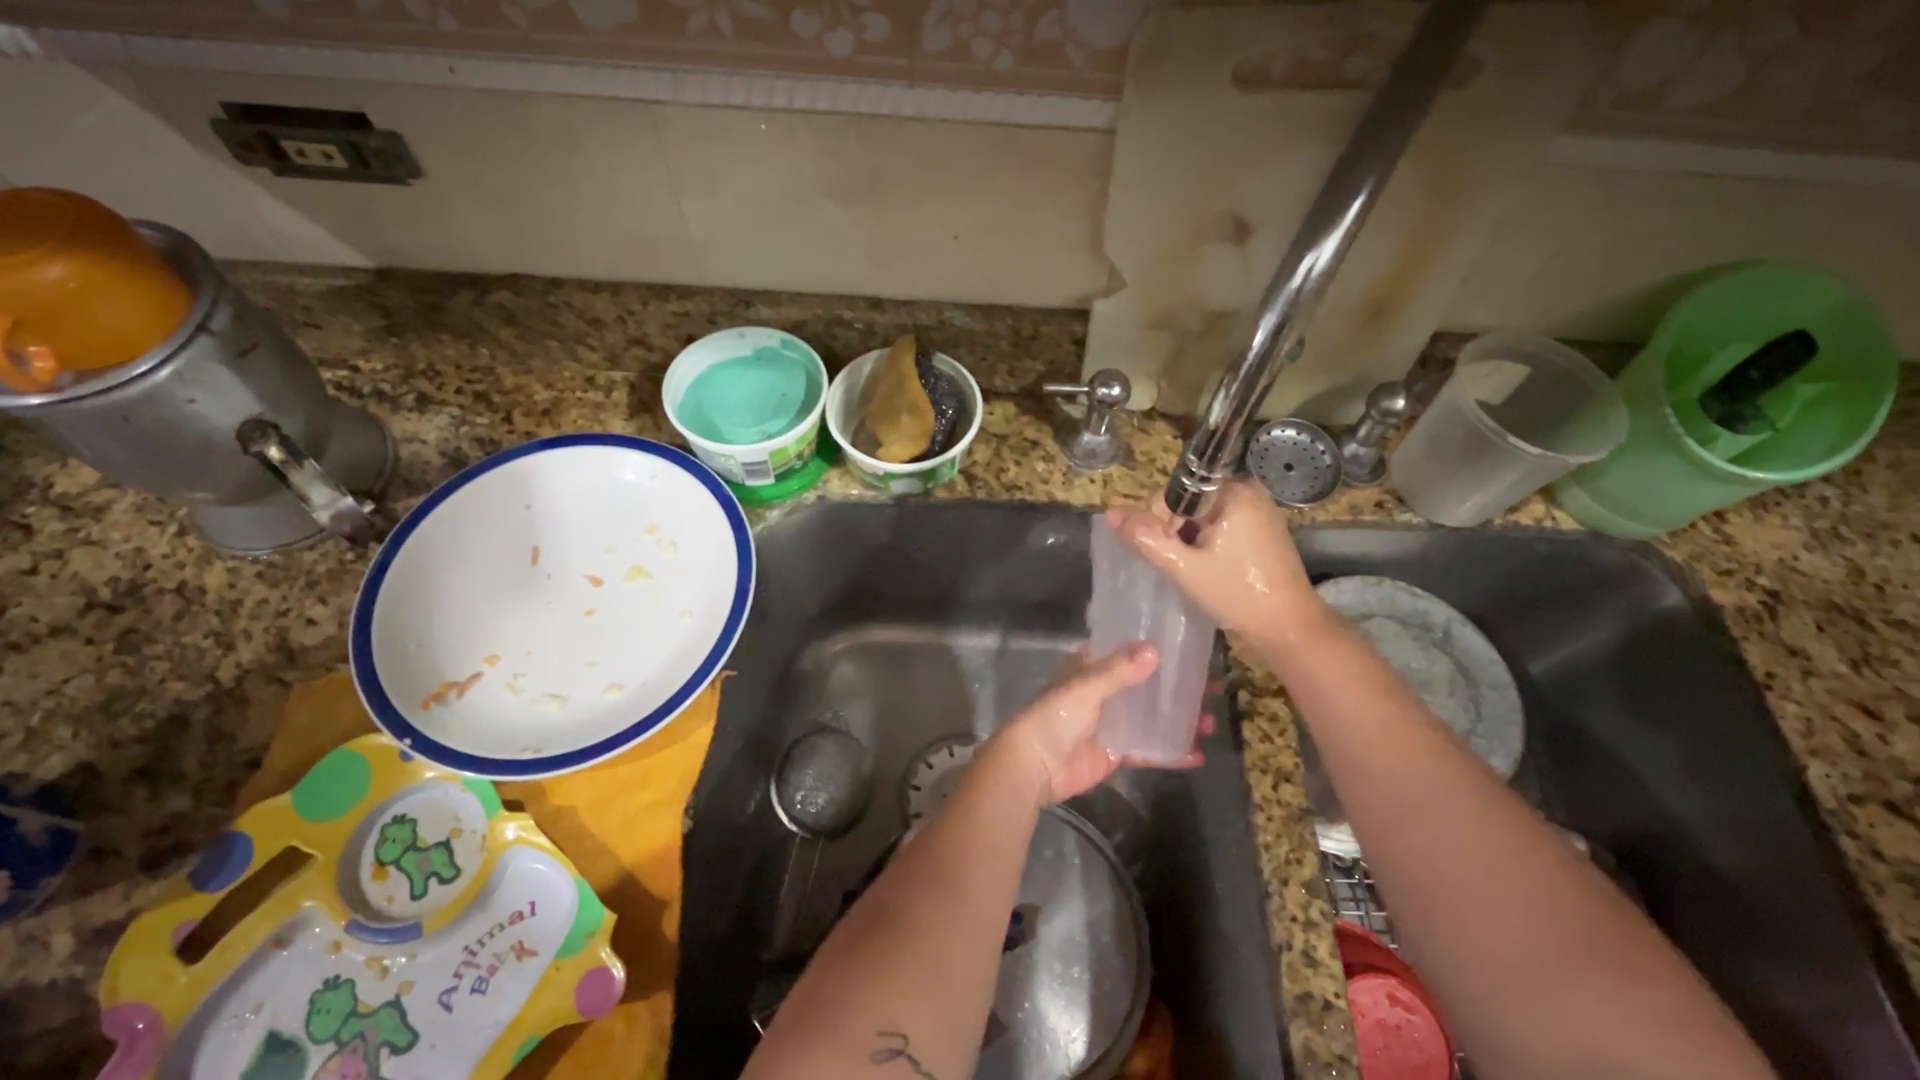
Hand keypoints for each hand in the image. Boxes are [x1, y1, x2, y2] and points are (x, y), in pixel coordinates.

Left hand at [990, 644, 1216, 804]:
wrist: (1033, 766)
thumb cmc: (1055, 717)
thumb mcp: (1086, 688)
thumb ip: (1119, 671)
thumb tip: (1154, 650)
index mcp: (1091, 670)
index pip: (1128, 654)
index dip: (1157, 652)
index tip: (1190, 651)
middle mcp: (1103, 693)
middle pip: (1146, 687)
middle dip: (1177, 690)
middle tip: (1211, 690)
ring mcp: (1110, 724)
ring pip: (1151, 718)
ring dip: (1179, 720)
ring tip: (1210, 723)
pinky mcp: (1114, 753)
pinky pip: (1147, 750)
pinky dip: (1170, 752)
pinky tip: (1196, 755)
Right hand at [1104, 481, 1319, 637]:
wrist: (1288, 626)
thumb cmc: (1236, 594)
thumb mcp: (1183, 567)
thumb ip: (1145, 537)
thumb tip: (1110, 512)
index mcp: (1231, 491)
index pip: (1172, 494)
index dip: (1158, 524)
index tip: (1168, 556)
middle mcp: (1247, 490)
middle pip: (1187, 503)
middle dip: (1175, 532)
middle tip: (1181, 566)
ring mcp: (1258, 509)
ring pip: (1201, 516)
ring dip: (1189, 541)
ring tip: (1195, 570)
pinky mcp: (1262, 528)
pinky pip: (1220, 525)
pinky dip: (1207, 544)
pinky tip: (1210, 569)